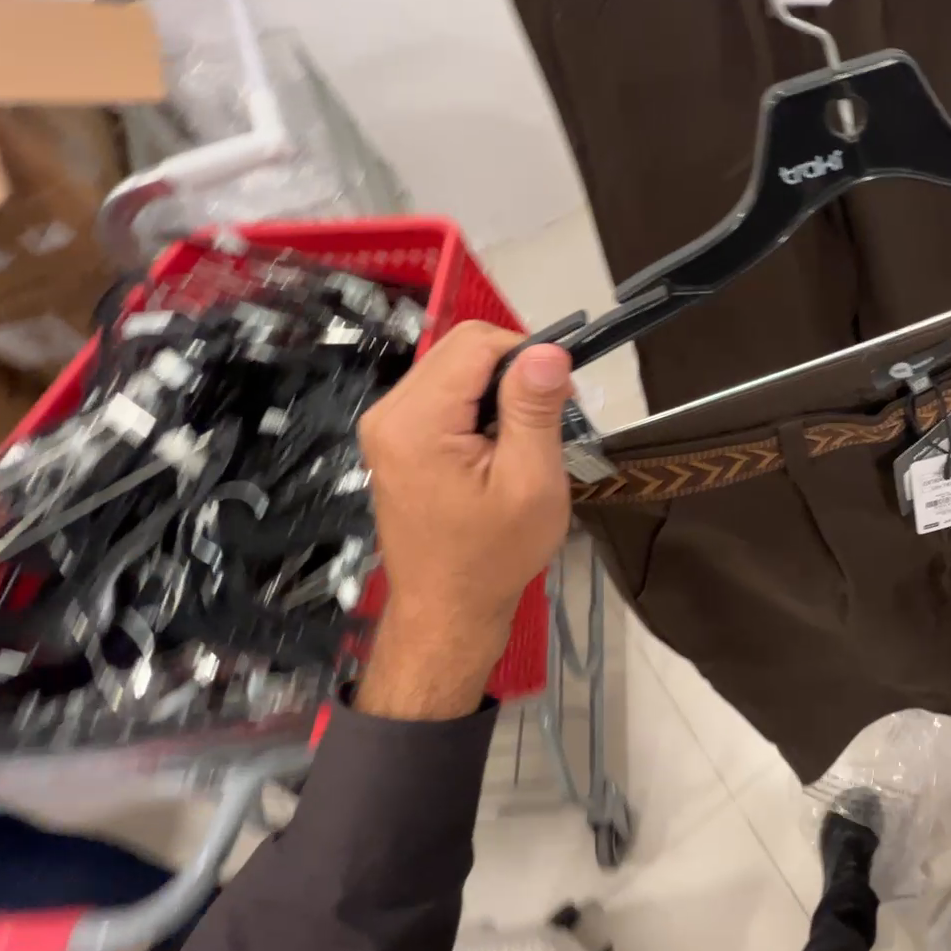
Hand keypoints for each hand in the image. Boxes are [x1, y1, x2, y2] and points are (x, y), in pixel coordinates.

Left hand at [354, 322, 573, 718]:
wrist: (450, 607)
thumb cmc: (495, 552)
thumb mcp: (531, 481)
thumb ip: (535, 410)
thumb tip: (549, 349)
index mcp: (417, 419)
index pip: (477, 343)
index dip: (529, 356)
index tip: (562, 399)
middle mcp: (389, 411)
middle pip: (462, 350)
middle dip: (516, 371)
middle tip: (550, 421)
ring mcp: (388, 426)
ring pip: (455, 369)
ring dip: (501, 390)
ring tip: (527, 439)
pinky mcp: (397, 439)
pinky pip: (446, 395)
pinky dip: (483, 407)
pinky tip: (501, 446)